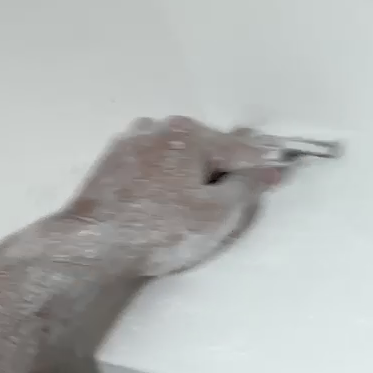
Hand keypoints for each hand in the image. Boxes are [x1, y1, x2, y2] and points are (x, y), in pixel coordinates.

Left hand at [50, 116, 283, 276]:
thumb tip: (266, 169)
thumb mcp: (216, 214)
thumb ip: (246, 187)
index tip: (281, 177)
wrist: (91, 245)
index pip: (242, 149)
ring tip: (200, 201)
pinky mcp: (113, 161)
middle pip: (209, 146)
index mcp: (191, 135)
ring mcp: (133, 141)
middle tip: (238, 196)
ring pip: (179, 153)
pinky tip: (168, 199)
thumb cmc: (160, 230)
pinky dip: (169, 175)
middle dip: (227, 167)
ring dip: (195, 171)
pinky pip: (155, 163)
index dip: (264, 166)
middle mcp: (161, 127)